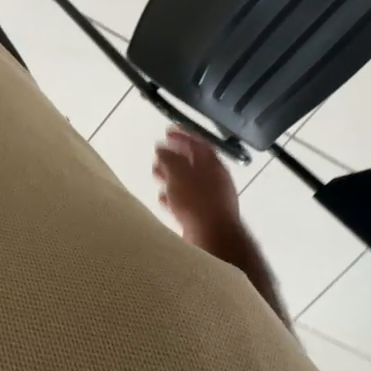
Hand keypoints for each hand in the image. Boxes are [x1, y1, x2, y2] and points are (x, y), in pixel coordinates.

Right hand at [153, 127, 241, 246]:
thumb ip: (169, 158)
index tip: (167, 131)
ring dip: (172, 176)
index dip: (183, 135)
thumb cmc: (196, 202)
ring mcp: (212, 198)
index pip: (198, 143)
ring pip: (189, 181)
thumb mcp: (179, 174)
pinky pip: (188, 200)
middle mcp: (215, 179)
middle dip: (174, 156)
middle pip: (193, 162)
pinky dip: (175, 196)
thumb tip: (162, 149)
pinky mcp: (205, 216)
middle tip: (158, 154)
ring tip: (155, 174)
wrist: (214, 240)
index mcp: (212, 165)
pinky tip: (163, 199)